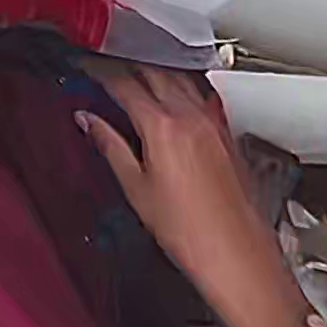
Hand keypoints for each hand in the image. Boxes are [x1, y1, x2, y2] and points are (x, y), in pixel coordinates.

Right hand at [79, 61, 310, 326]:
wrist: (242, 263)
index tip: (84, 65)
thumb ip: (110, 145)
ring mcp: (213, 123)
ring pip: (178, 75)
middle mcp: (191, 117)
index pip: (123, 82)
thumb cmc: (192, 235)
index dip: (98, 70)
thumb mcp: (136, 188)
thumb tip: (88, 120)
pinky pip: (201, 91)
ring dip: (152, 67)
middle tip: (102, 64)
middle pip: (151, 70)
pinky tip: (174, 87)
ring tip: (133, 69)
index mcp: (163, 127)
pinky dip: (181, 80)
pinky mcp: (227, 134)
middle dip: (123, 63)